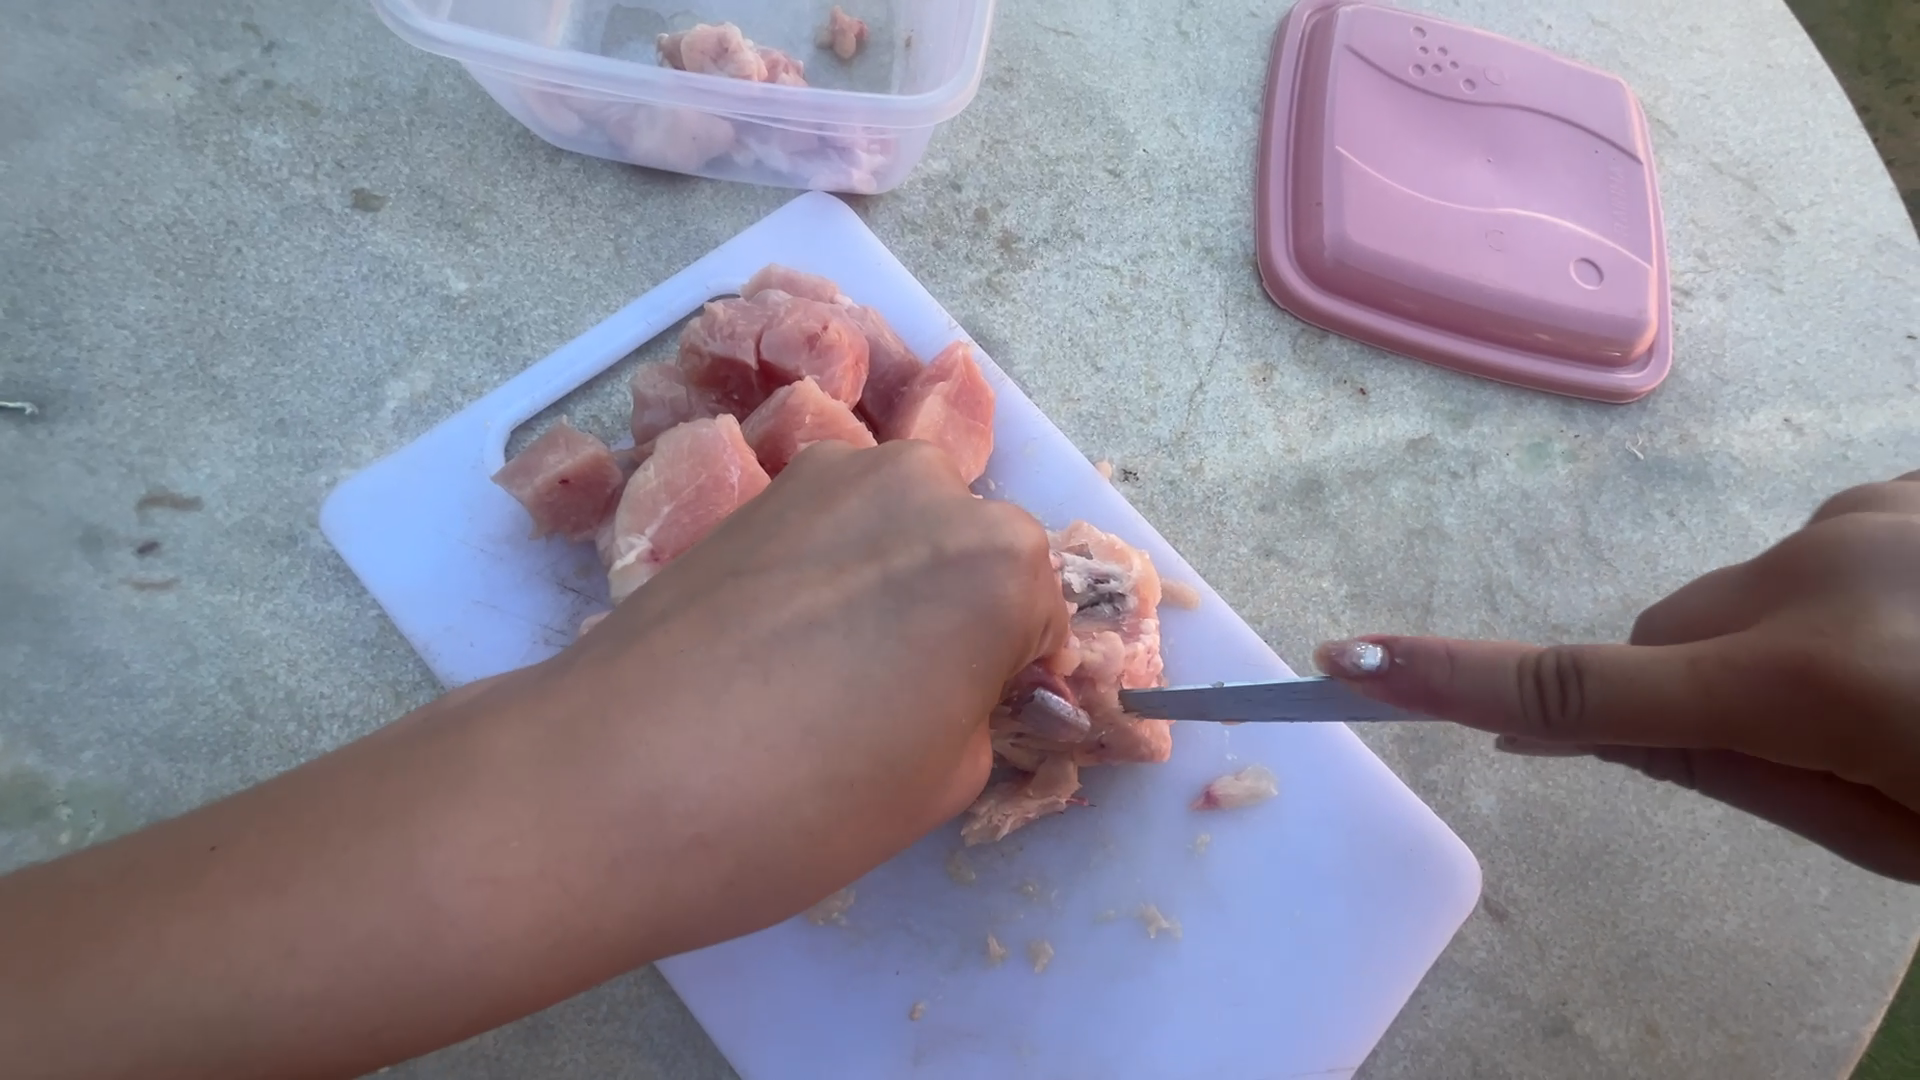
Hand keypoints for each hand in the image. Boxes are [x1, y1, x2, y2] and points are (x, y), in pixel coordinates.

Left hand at [0, 439, 1065, 1079]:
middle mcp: (932, 487)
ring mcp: (843, 472)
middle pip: (981, 552)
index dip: (1014, 667)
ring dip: (906, 573)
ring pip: (914, 524)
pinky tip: (788, 623)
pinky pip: (847, 518)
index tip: (974, 707)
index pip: (1044, 615)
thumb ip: (988, 705)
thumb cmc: (809, 799)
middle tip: (905, 682)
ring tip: (837, 650)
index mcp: (1004, 562)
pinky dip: (844, 558)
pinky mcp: (772, 483)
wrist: (617, 775)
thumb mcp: (949, 778)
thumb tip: (977, 678)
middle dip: (965, 608)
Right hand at [1314, 470, 1919, 880]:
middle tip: (1821, 749)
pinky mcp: (1906, 490)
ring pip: (1726, 599)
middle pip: (1654, 639)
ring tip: (1917, 689)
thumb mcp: (1915, 842)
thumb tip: (1576, 734)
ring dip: (1762, 649)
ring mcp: (1872, 514)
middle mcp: (1826, 570)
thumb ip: (1737, 778)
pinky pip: (1803, 558)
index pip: (1583, 685)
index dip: (1456, 676)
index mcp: (1830, 682)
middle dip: (1686, 694)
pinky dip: (1827, 603)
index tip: (1357, 659)